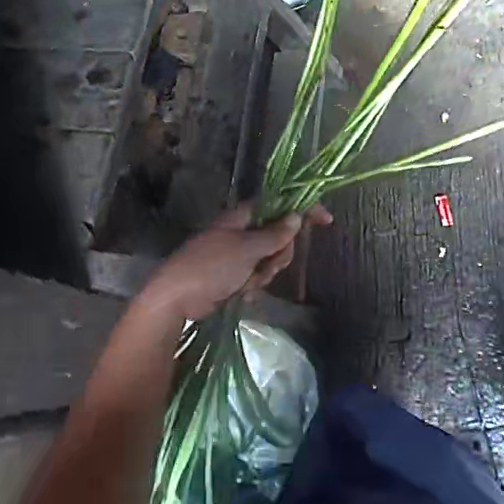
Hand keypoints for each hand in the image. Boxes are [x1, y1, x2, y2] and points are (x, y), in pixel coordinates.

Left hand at [134, 202, 331, 320]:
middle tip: (264, 265)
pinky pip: (255, 278)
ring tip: (246, 282)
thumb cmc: (210, 265)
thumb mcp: (246, 248)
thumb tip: (296, 216)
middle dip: (277, 256)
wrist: (177, 297)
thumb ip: (274, 234)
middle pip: (278, 238)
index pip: (278, 206)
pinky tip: (239, 294)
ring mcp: (236, 255)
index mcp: (241, 217)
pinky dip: (251, 287)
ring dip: (262, 275)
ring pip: (269, 262)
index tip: (326, 220)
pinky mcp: (232, 276)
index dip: (302, 210)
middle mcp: (240, 233)